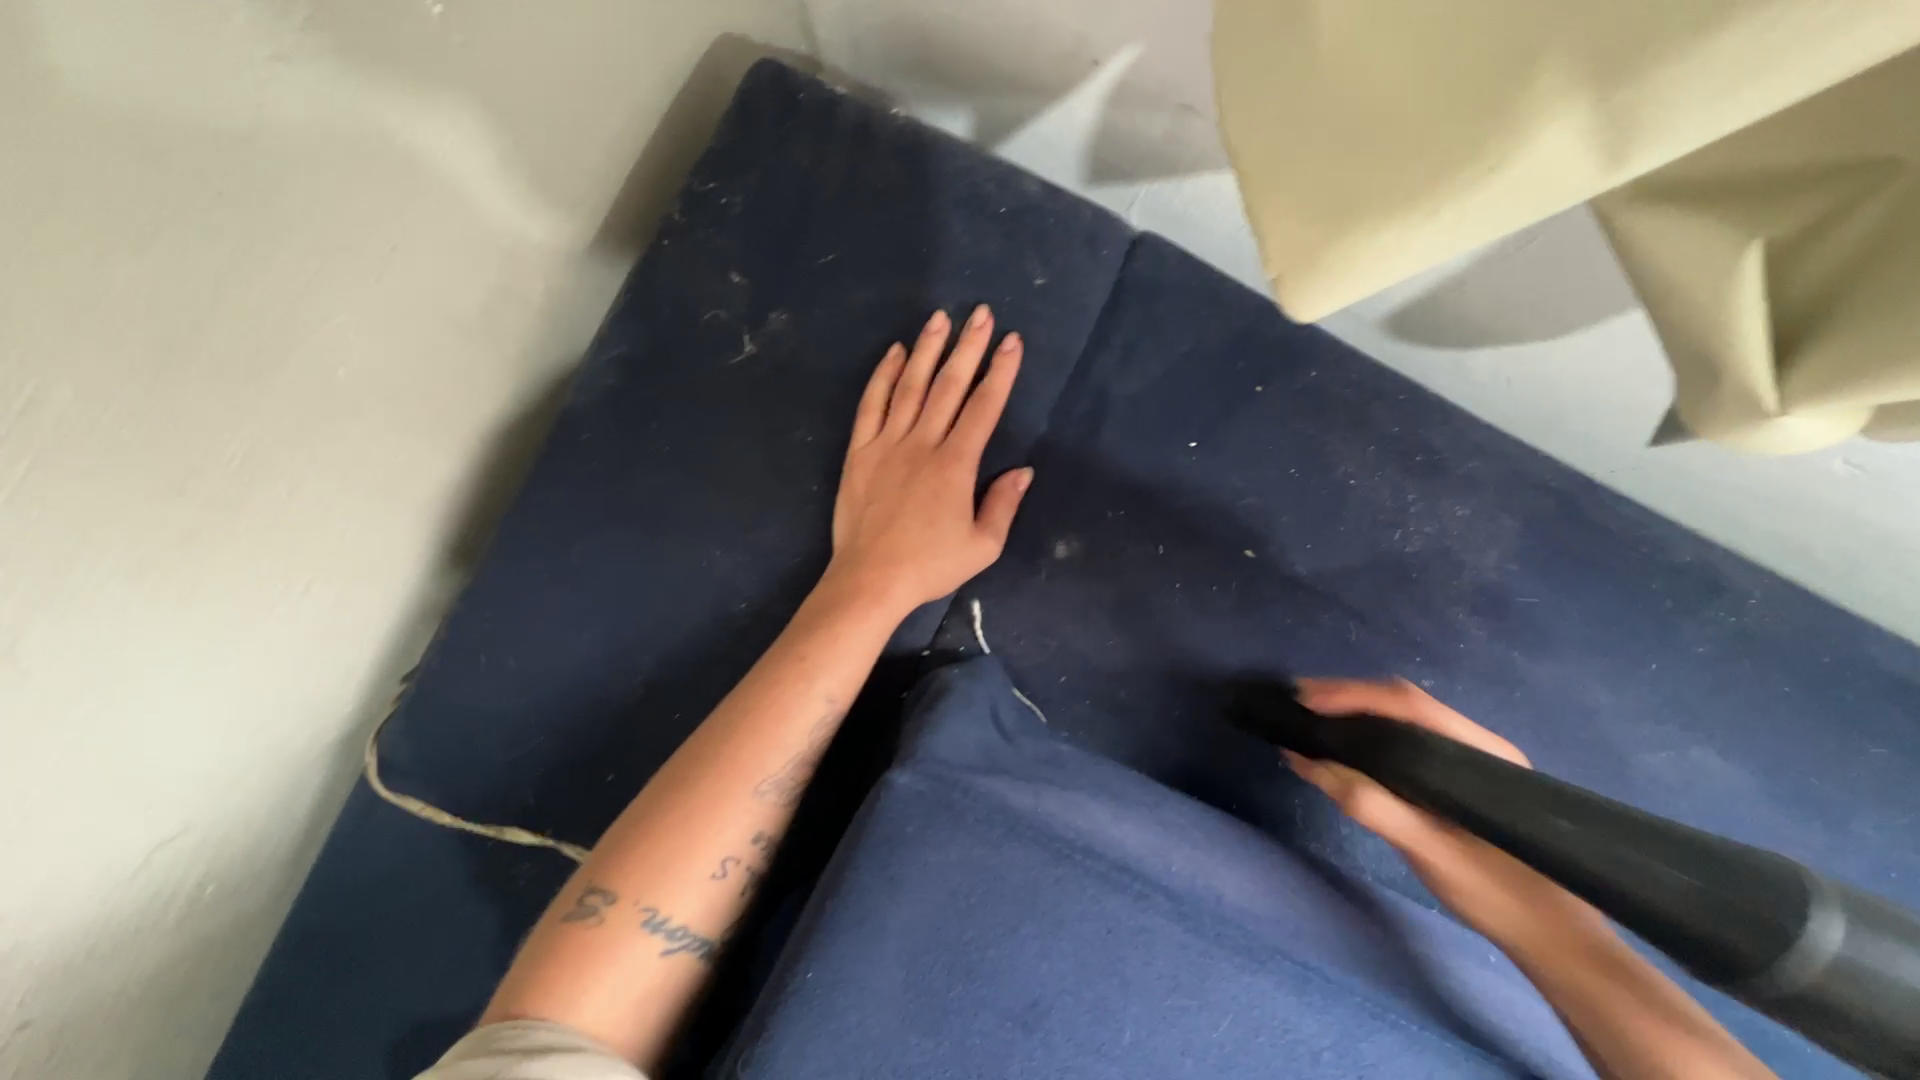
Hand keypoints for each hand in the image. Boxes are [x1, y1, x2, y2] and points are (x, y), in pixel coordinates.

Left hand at [823, 306, 1032, 617]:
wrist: (870, 579)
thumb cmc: (930, 565)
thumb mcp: (982, 546)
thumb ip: (1003, 504)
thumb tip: (1023, 470)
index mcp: (956, 464)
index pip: (984, 407)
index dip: (1001, 371)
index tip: (1012, 341)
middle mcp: (923, 443)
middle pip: (950, 385)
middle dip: (968, 346)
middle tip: (980, 313)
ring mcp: (888, 444)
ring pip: (911, 386)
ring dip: (928, 350)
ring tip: (941, 318)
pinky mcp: (860, 451)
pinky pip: (872, 405)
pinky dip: (884, 376)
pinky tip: (896, 353)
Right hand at [1286, 678, 1607, 944]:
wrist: (1556, 937)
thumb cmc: (1500, 895)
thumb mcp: (1431, 854)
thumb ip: (1375, 808)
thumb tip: (1313, 765)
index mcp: (1478, 753)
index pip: (1407, 705)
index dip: (1352, 696)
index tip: (1305, 701)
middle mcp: (1475, 744)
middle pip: (1403, 703)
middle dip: (1347, 697)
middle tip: (1297, 704)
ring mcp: (1469, 760)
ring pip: (1403, 721)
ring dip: (1356, 715)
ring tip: (1310, 721)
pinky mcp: (1459, 780)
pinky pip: (1407, 742)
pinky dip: (1370, 737)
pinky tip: (1345, 749)